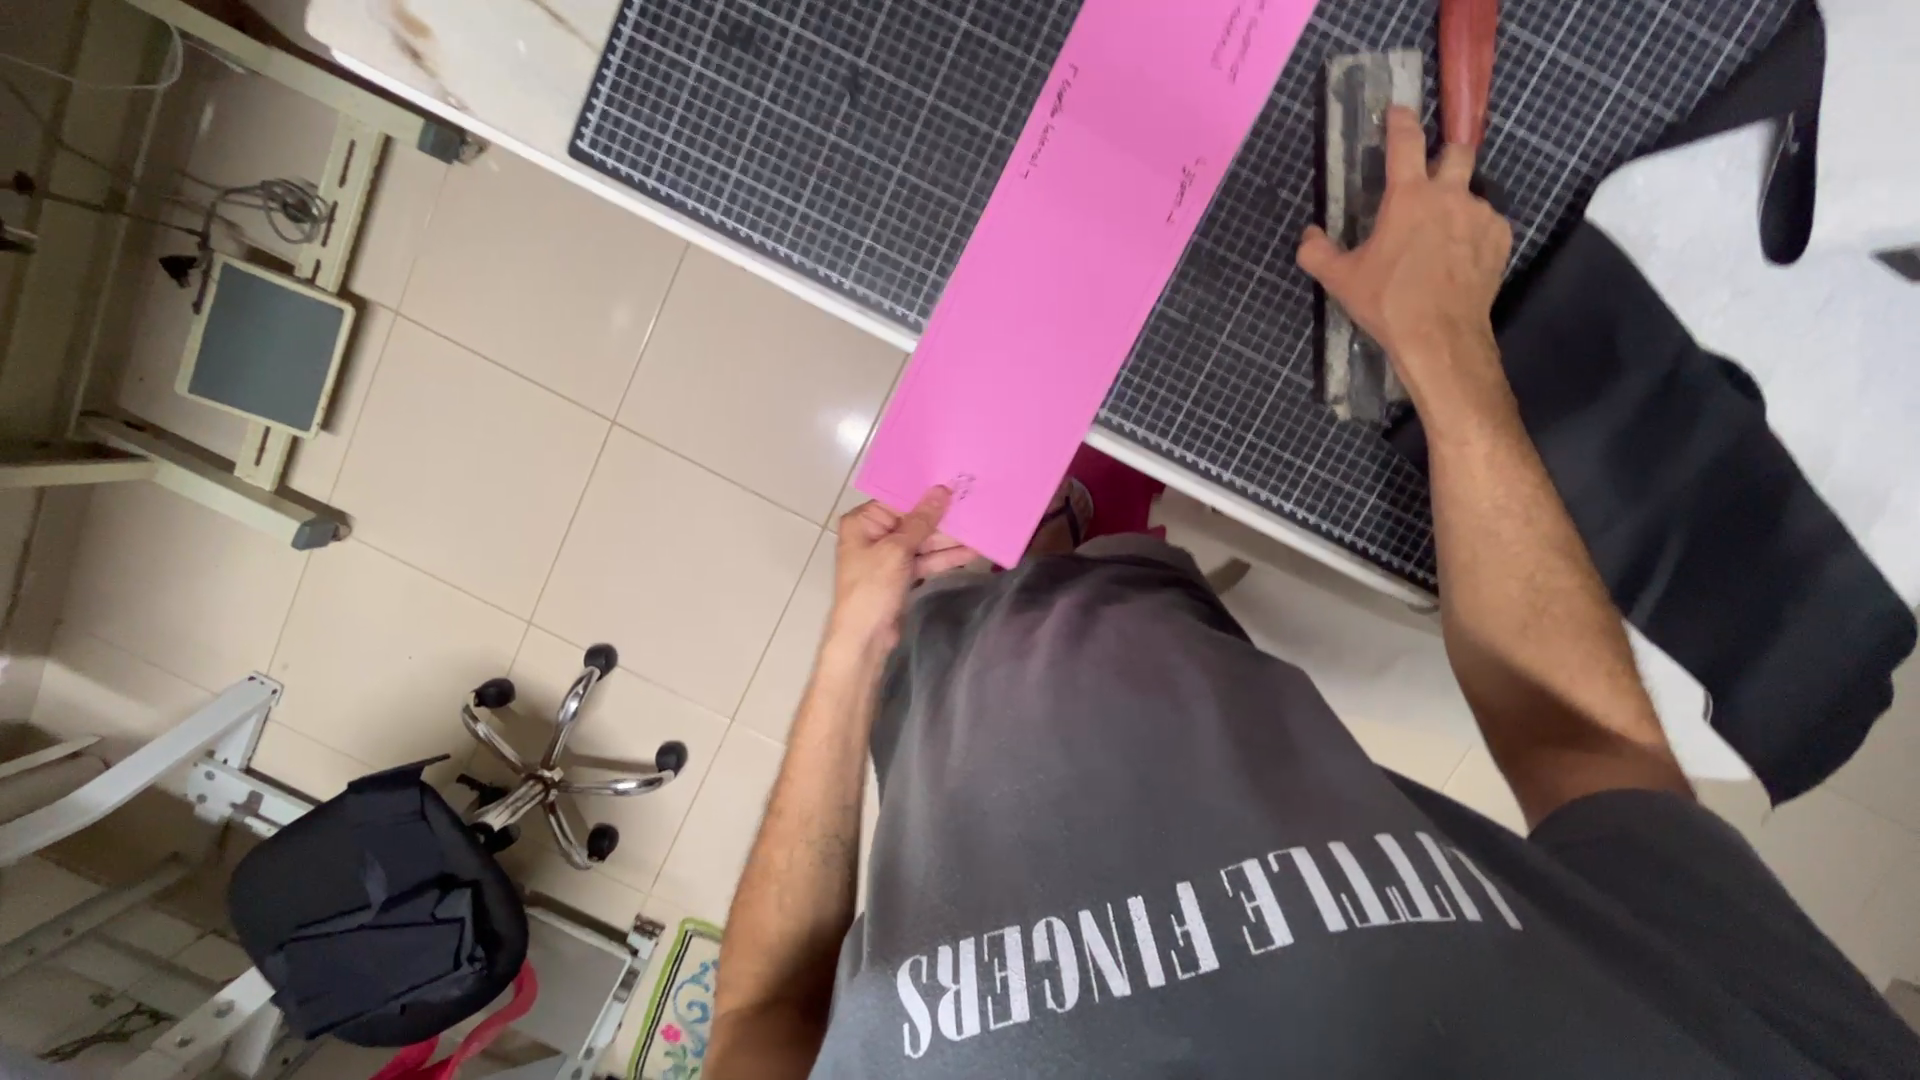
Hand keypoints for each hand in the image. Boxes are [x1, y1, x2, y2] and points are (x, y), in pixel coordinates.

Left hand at [827, 488, 975, 656]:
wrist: (865, 637)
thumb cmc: (872, 588)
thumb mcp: (897, 550)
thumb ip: (922, 520)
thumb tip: (941, 490)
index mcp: (863, 521)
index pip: (899, 500)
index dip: (927, 494)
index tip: (955, 485)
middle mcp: (874, 534)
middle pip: (914, 520)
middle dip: (943, 519)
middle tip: (974, 507)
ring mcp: (888, 556)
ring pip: (923, 541)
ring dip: (949, 539)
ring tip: (981, 529)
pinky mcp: (902, 574)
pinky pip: (926, 559)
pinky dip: (945, 557)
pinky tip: (971, 552)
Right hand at [1296, 106, 1512, 414]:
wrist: (1440, 337)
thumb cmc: (1387, 303)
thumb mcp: (1340, 280)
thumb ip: (1317, 253)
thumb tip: (1309, 235)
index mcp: (1409, 197)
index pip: (1405, 142)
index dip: (1399, 122)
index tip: (1396, 111)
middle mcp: (1451, 195)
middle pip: (1457, 152)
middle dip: (1444, 155)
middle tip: (1428, 174)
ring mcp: (1481, 215)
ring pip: (1470, 194)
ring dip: (1454, 204)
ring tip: (1437, 237)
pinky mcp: (1500, 238)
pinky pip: (1485, 224)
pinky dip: (1469, 232)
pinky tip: (1455, 258)